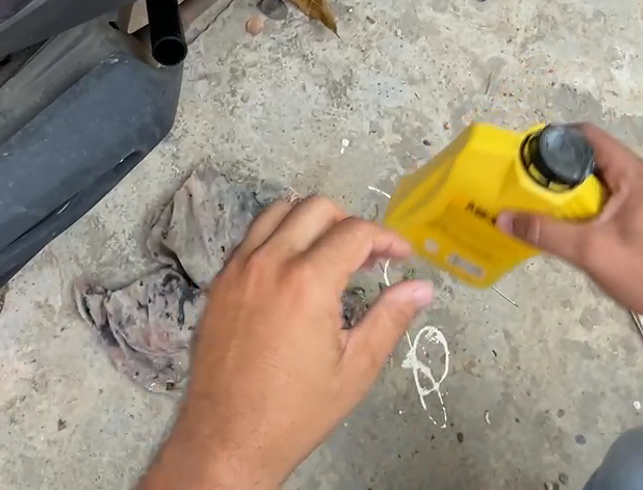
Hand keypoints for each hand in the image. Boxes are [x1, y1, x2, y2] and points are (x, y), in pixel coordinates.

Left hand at [139, 196, 434, 489]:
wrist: (228, 435)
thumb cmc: (296, 410)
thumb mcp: (354, 369)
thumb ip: (389, 319)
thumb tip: (421, 287)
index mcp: (308, 281)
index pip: (355, 232)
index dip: (386, 237)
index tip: (401, 255)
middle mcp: (271, 260)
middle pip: (315, 207)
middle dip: (348, 222)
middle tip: (365, 256)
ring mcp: (239, 265)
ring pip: (278, 210)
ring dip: (309, 220)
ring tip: (328, 253)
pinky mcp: (221, 276)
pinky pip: (252, 235)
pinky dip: (277, 236)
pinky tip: (292, 268)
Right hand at [498, 124, 642, 341]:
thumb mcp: (591, 252)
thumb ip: (544, 232)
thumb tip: (502, 219)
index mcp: (636, 174)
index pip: (588, 136)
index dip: (554, 139)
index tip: (525, 156)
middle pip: (592, 156)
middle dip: (557, 167)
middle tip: (526, 182)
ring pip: (600, 178)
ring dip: (570, 188)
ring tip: (540, 203)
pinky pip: (610, 195)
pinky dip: (586, 202)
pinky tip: (569, 223)